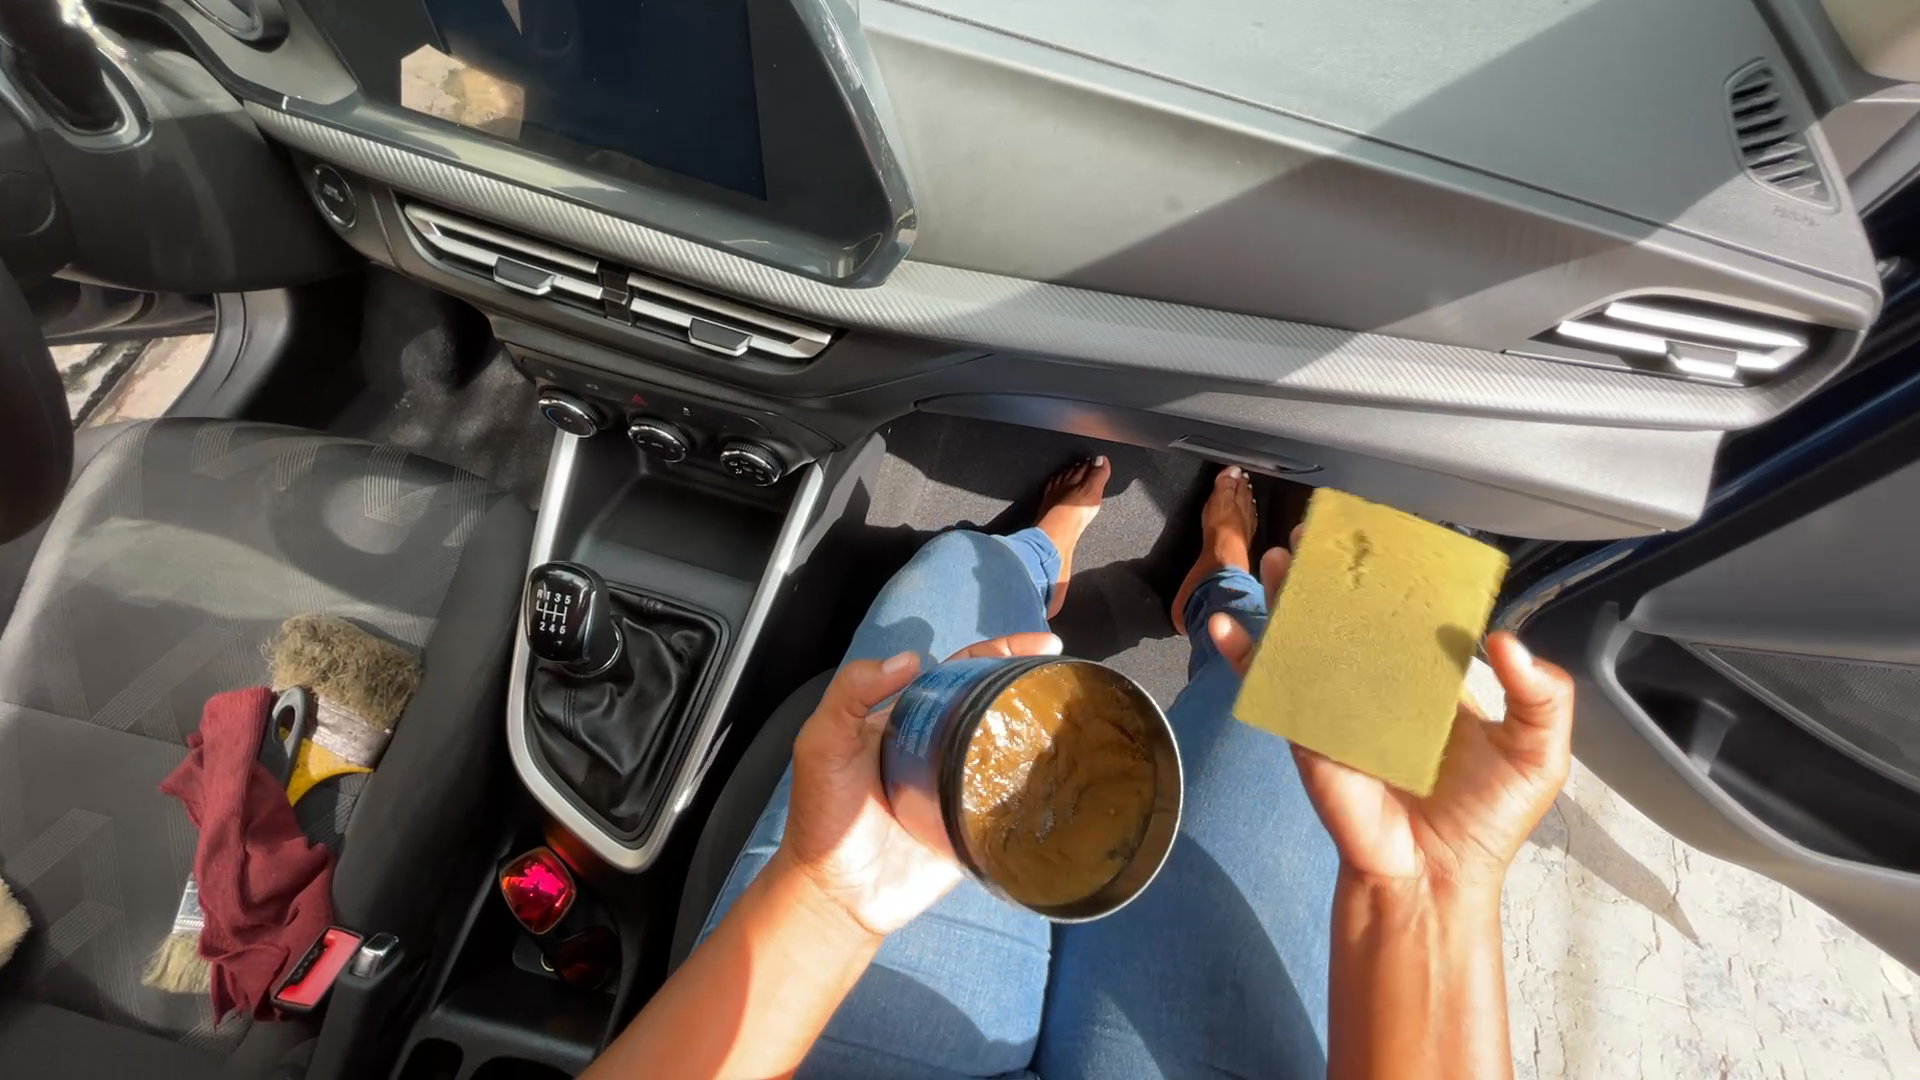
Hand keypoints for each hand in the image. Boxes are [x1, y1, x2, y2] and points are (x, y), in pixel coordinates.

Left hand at [780, 632, 1063, 935]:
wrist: (837, 892)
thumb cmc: (825, 813)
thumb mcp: (822, 741)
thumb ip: (850, 693)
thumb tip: (913, 658)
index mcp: (913, 716)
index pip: (961, 672)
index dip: (998, 652)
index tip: (1040, 643)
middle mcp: (943, 742)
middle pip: (994, 701)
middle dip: (1030, 680)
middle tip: (1064, 671)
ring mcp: (964, 782)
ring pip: (1009, 744)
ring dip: (1040, 726)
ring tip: (1075, 712)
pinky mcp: (978, 822)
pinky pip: (1014, 797)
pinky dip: (1040, 780)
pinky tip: (1067, 768)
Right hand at [1209, 541, 1574, 900]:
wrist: (1431, 870)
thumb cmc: (1484, 815)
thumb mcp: (1537, 754)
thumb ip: (1541, 697)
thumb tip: (1503, 639)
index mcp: (1423, 677)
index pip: (1401, 614)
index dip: (1388, 576)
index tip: (1378, 539)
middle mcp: (1373, 679)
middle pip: (1341, 613)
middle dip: (1324, 574)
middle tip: (1312, 535)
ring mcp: (1332, 699)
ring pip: (1299, 637)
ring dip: (1281, 597)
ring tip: (1273, 559)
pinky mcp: (1302, 724)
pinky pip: (1267, 683)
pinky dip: (1241, 653)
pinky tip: (1223, 624)